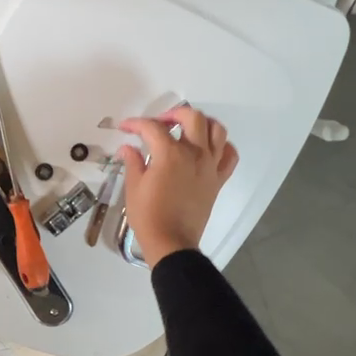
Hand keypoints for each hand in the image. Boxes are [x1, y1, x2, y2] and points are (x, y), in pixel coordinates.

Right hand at [116, 105, 237, 264]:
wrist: (171, 241)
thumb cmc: (148, 216)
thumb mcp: (133, 188)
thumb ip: (133, 162)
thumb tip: (128, 148)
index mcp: (170, 154)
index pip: (152, 128)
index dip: (136, 124)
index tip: (126, 128)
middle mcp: (194, 153)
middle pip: (192, 117)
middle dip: (174, 113)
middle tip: (160, 123)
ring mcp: (210, 166)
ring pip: (217, 130)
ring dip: (202, 123)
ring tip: (189, 129)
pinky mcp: (218, 180)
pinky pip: (229, 156)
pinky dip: (223, 146)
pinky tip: (210, 149)